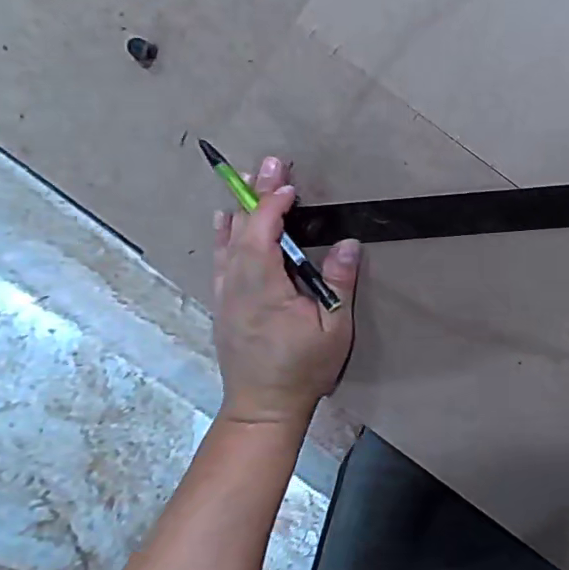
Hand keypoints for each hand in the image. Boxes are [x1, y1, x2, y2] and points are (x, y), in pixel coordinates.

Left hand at [211, 156, 361, 425]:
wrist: (263, 406)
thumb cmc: (303, 369)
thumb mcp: (334, 329)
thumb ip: (339, 283)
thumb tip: (348, 243)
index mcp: (264, 291)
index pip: (263, 237)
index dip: (273, 207)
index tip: (289, 184)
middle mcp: (237, 288)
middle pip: (242, 232)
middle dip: (257, 196)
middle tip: (269, 163)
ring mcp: (226, 296)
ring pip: (226, 243)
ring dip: (240, 210)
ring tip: (248, 181)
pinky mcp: (224, 305)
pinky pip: (220, 260)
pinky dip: (224, 235)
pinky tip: (225, 221)